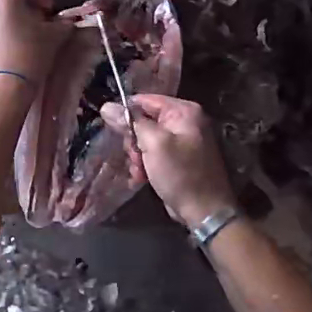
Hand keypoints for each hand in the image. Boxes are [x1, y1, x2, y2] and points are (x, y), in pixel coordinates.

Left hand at [0, 0, 74, 88]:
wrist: (5, 86)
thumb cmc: (32, 54)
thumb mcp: (56, 36)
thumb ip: (62, 23)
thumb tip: (63, 22)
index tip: (49, 11)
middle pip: (6, 4)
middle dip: (22, 12)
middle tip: (36, 27)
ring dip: (5, 27)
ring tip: (19, 43)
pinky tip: (4, 56)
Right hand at [100, 94, 234, 227]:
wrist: (204, 211)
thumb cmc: (181, 174)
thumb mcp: (154, 144)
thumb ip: (131, 122)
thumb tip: (107, 106)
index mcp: (184, 111)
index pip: (144, 101)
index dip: (126, 114)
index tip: (117, 131)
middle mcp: (184, 121)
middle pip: (143, 120)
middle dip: (133, 140)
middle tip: (135, 156)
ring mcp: (181, 140)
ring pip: (144, 138)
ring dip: (137, 155)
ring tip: (139, 170)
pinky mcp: (177, 157)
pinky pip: (152, 152)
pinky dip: (144, 164)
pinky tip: (142, 177)